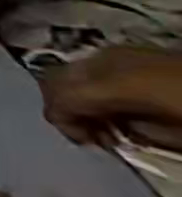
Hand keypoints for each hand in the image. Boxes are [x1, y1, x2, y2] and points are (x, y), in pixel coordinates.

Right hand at [42, 46, 181, 152]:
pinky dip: (95, 88)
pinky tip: (126, 107)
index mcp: (117, 81)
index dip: (62, 121)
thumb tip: (115, 128)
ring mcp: (118, 52)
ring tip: (114, 124)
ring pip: (71, 70)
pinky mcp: (131, 53)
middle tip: (97, 135)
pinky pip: (94, 68)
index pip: (61, 96)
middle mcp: (105, 59)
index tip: (87, 144)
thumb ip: (141, 131)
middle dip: (65, 107)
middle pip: (55, 78)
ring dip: (80, 97)